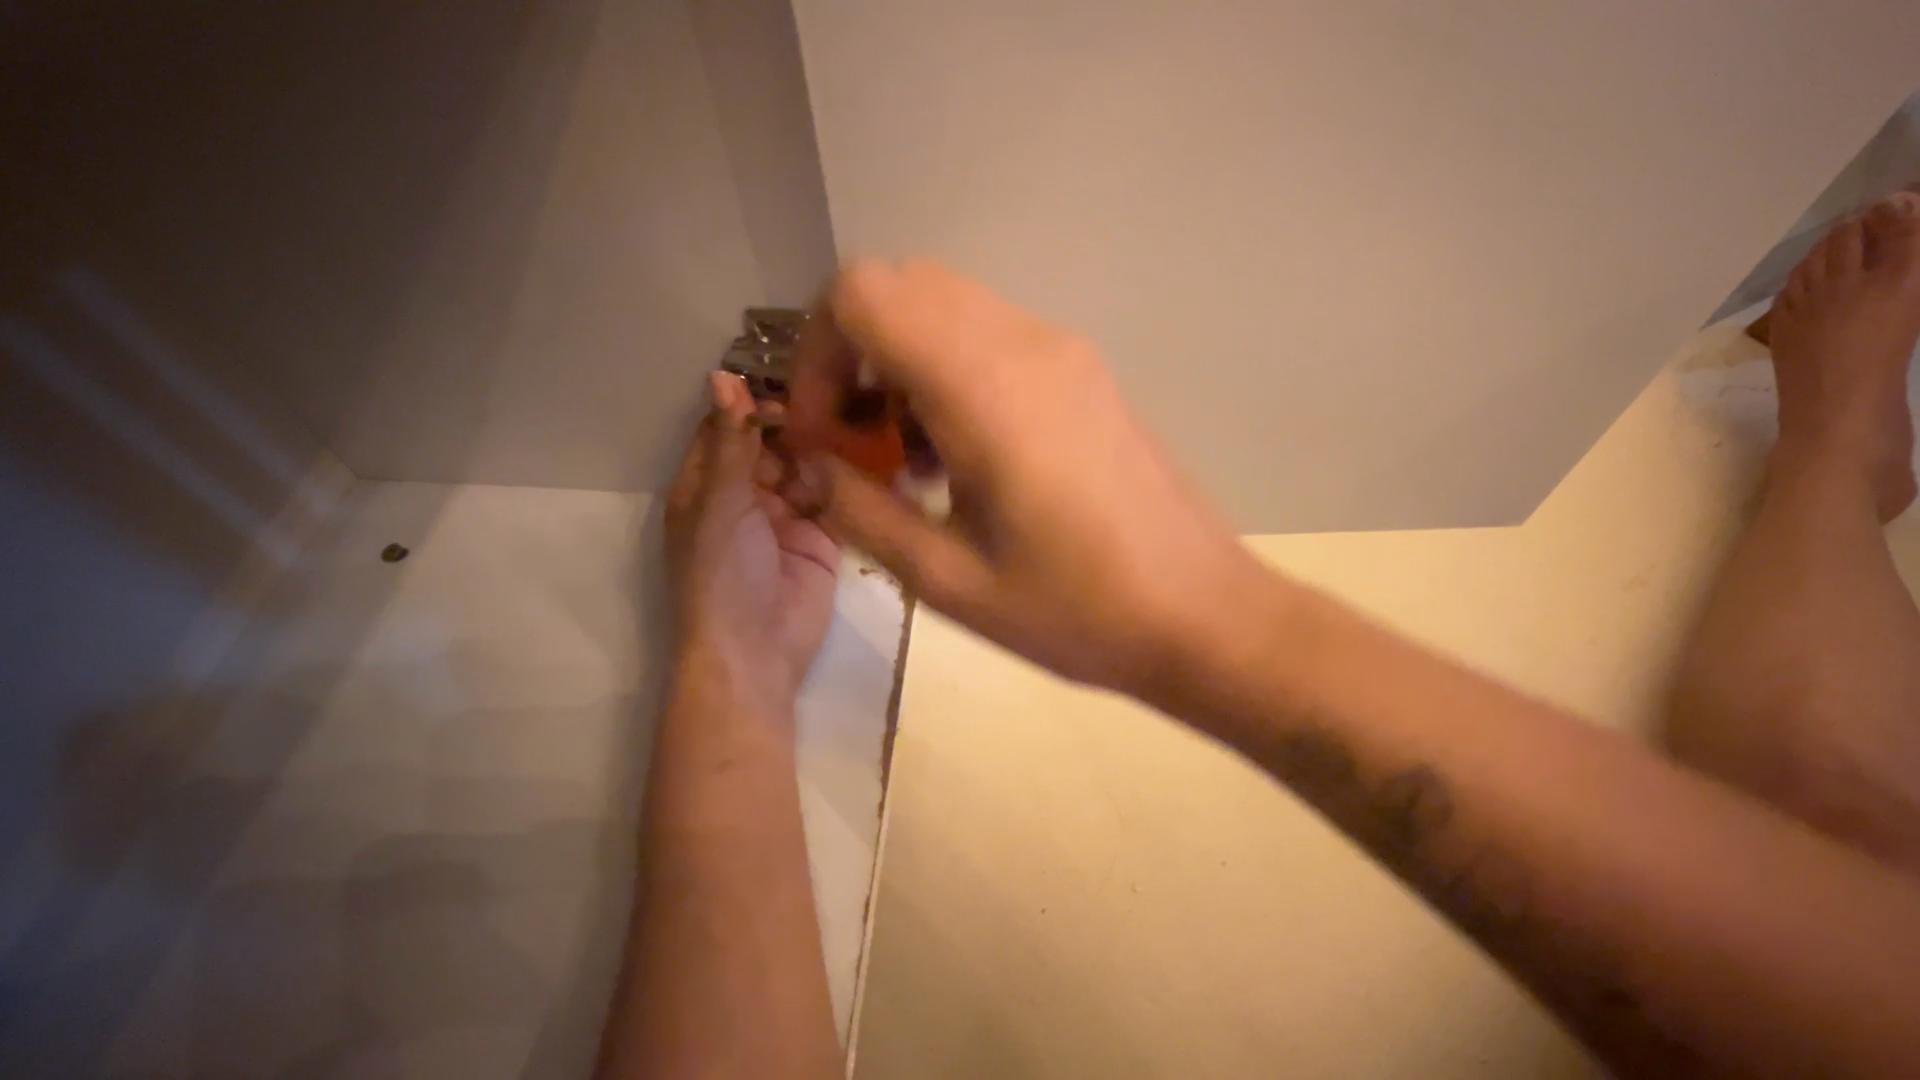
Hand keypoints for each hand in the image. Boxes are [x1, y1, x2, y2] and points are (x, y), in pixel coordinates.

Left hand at [666, 372, 840, 709]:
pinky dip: (848, 479)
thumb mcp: (720, 501)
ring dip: (825, 447)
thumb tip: (723, 376)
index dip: (751, 403)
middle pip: (771, 445)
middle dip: (796, 422)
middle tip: (835, 392)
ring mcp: (786, 517)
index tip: (790, 375)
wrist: (756, 650)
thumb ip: (731, 441)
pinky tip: (872, 449)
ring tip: (858, 414)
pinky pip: (835, 498)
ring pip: (806, 468)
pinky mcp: (822, 538)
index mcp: (705, 487)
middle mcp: (744, 497)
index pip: (726, 430)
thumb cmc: (721, 573)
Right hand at [782, 260, 1271, 695]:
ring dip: (901, 363)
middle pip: (900, 285)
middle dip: (852, 354)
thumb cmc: (1075, 609)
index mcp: (983, 385)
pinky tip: (961, 456)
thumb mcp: (948, 580)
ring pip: (945, 305)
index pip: (861, 293)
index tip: (822, 433)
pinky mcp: (1082, 369)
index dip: (816, 353)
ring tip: (910, 460)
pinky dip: (947, 371)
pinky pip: (989, 334)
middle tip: (857, 441)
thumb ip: (861, 511)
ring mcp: (1061, 349)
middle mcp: (1023, 341)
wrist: (1201, 611)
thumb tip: (811, 464)